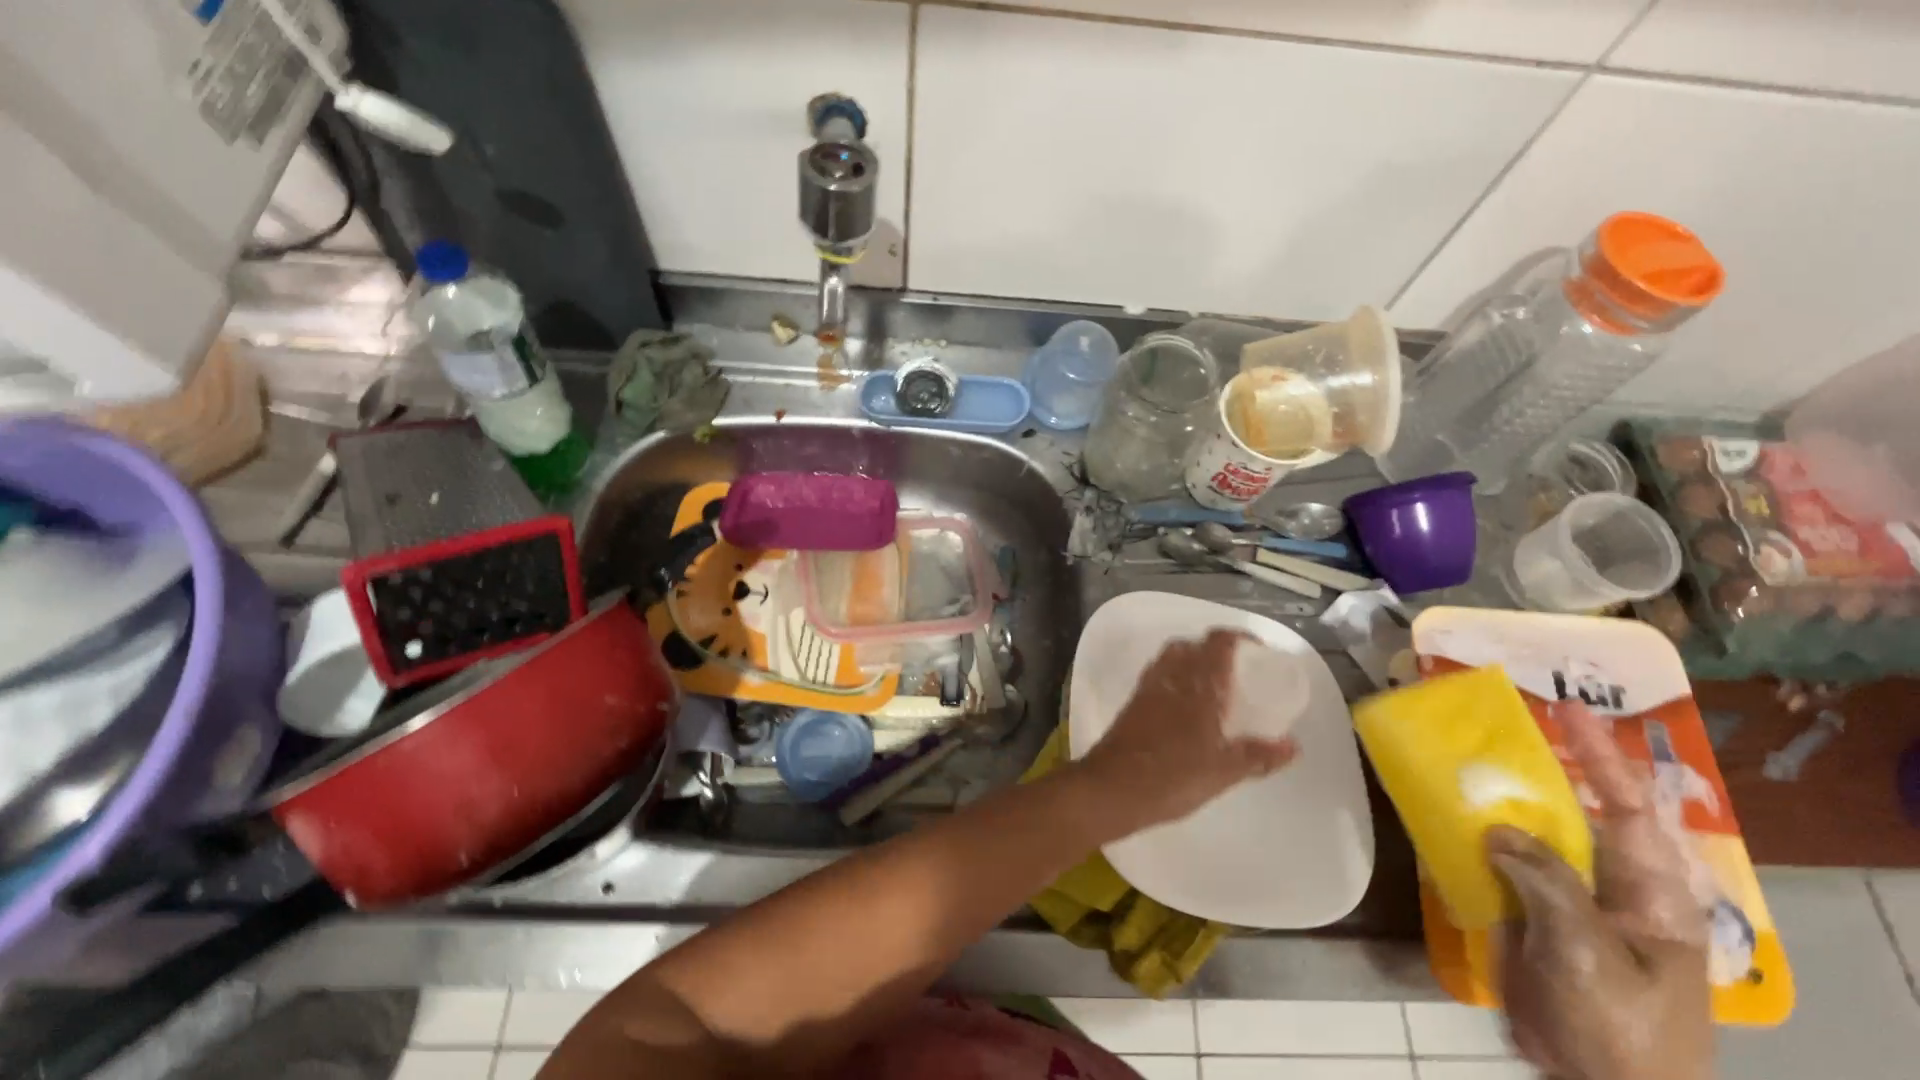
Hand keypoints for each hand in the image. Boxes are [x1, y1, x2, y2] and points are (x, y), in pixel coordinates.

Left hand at [1075, 629, 1297, 834]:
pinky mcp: (1132, 705)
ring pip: (1171, 661)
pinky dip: (1175, 684)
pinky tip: (1186, 713)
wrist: (1109, 789)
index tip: (1259, 653)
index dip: (1240, 639)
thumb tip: (1293, 746)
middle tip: (1237, 676)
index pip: (1218, 642)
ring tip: (1214, 693)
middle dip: (1215, 652)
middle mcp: (1170, 677)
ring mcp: (1146, 689)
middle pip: (1192, 646)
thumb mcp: (1224, 771)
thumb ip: (1259, 756)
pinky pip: (1158, 680)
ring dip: (1193, 666)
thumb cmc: (1172, 777)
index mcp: (1197, 684)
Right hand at [1486, 700, 1712, 1079]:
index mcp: (1648, 890)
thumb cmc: (1620, 1024)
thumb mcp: (1590, 953)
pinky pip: (1500, 874)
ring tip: (1461, 768)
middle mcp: (1608, 886)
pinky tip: (1443, 823)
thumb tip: (1498, 830)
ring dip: (1497, 807)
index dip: (1598, 756)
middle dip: (1540, 772)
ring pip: (1531, 842)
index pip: (1628, 806)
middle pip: (1573, 816)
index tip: (1565, 710)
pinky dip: (1472, 847)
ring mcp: (1567, 906)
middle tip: (1495, 732)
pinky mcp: (1531, 925)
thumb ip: (1548, 884)